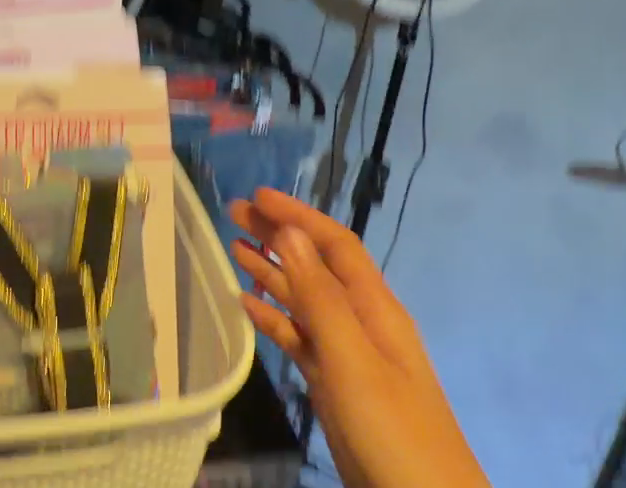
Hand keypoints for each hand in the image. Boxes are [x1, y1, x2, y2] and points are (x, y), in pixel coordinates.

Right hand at [229, 188, 487, 487]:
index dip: (298, 216)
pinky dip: (272, 317)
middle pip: (315, 265)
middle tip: (234, 213)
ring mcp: (347, 355)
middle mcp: (361, 322)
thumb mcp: (354, 359)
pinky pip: (298, 337)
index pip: (335, 245)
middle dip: (278, 235)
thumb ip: (320, 296)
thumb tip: (289, 232)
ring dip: (270, 271)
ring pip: (303, 299)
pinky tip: (245, 305)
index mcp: (375, 308)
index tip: (257, 196)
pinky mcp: (334, 384)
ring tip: (233, 246)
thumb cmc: (392, 429)